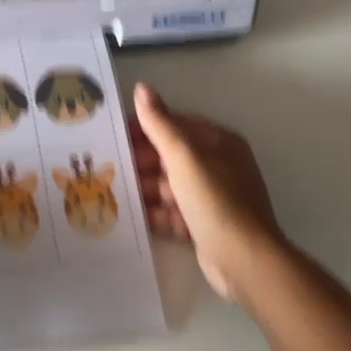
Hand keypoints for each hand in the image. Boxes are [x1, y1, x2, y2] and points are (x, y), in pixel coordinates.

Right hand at [129, 83, 287, 302]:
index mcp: (218, 143)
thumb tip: (142, 87)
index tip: (114, 134)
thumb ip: (159, 123)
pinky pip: (173, 212)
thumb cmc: (214, 199)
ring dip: (143, 187)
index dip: (144, 128)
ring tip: (109, 189)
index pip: (174, 126)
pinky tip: (128, 213)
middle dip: (139, 161)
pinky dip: (153, 212)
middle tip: (105, 164)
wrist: (245, 263)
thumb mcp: (183, 156)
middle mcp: (217, 167)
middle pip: (169, 157)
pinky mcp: (205, 226)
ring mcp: (212, 198)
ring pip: (169, 185)